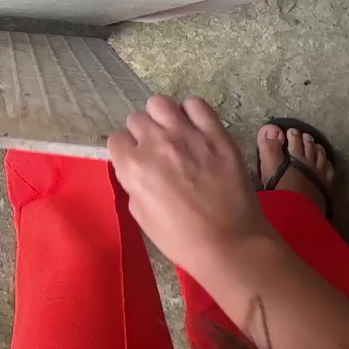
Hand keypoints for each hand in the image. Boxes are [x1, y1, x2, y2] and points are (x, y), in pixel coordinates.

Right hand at [107, 95, 277, 279]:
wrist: (232, 246)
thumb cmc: (181, 239)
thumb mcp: (140, 214)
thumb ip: (132, 182)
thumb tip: (135, 167)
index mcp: (133, 166)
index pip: (116, 138)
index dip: (127, 151)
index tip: (139, 162)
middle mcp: (155, 143)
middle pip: (137, 119)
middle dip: (143, 134)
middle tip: (159, 151)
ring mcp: (187, 136)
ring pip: (160, 103)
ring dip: (162, 117)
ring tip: (174, 133)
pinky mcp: (216, 135)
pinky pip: (196, 104)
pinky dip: (192, 112)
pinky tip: (196, 128)